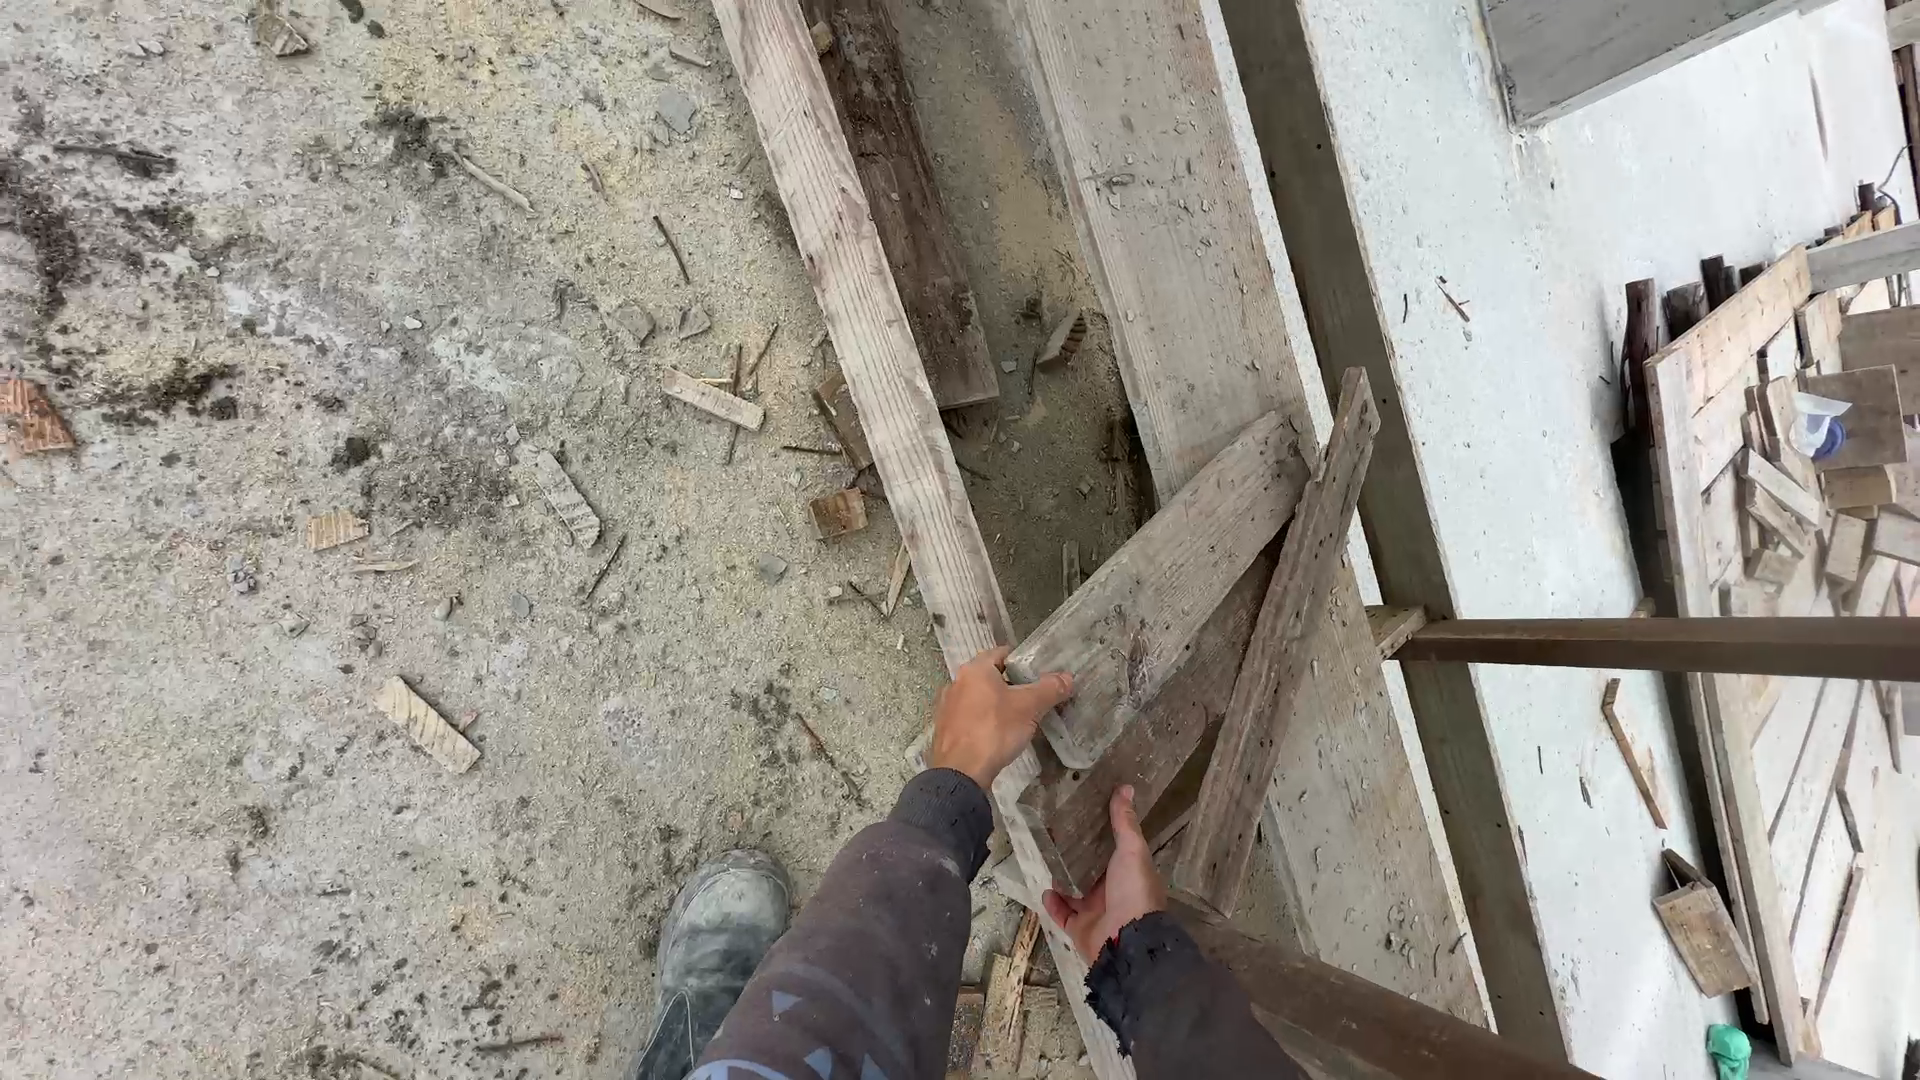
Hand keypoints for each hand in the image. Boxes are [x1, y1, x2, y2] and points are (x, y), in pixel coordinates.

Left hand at [927, 646, 1072, 790]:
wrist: (961, 772)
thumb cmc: (995, 730)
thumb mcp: (1028, 707)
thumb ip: (1049, 689)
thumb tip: (1068, 677)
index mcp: (975, 669)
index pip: (1001, 653)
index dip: (1022, 661)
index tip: (1038, 673)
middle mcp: (957, 682)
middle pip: (990, 676)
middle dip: (1011, 684)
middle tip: (1033, 696)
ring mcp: (948, 706)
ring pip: (979, 697)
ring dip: (996, 703)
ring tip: (1018, 717)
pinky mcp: (945, 728)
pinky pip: (970, 717)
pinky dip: (984, 720)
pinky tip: (997, 734)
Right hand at [1043, 785, 1166, 961]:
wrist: (1127, 941)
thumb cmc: (1133, 890)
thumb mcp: (1131, 849)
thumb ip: (1124, 821)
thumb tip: (1126, 786)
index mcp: (1127, 874)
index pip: (1112, 851)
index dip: (1098, 835)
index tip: (1081, 815)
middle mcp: (1112, 893)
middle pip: (1090, 871)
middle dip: (1075, 856)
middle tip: (1055, 835)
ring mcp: (1095, 913)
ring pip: (1074, 892)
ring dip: (1061, 879)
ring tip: (1045, 859)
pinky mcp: (1079, 930)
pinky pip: (1062, 915)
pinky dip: (1053, 903)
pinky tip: (1044, 888)